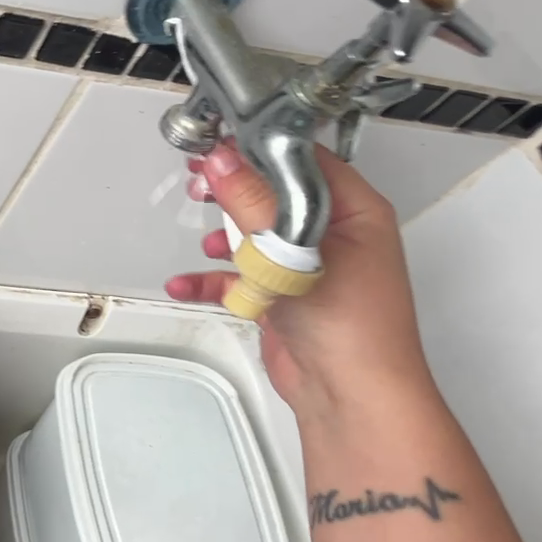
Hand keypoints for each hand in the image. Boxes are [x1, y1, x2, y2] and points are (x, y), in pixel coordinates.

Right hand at [165, 139, 434, 419]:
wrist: (348, 395)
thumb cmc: (348, 325)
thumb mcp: (294, 252)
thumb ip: (254, 204)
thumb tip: (221, 161)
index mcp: (354, 212)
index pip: (304, 162)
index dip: (259, 150)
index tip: (217, 146)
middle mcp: (333, 235)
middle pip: (274, 196)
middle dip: (234, 193)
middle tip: (199, 183)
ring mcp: (306, 268)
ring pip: (254, 237)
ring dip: (224, 238)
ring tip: (202, 237)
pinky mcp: (282, 297)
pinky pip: (240, 278)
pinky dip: (212, 280)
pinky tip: (186, 285)